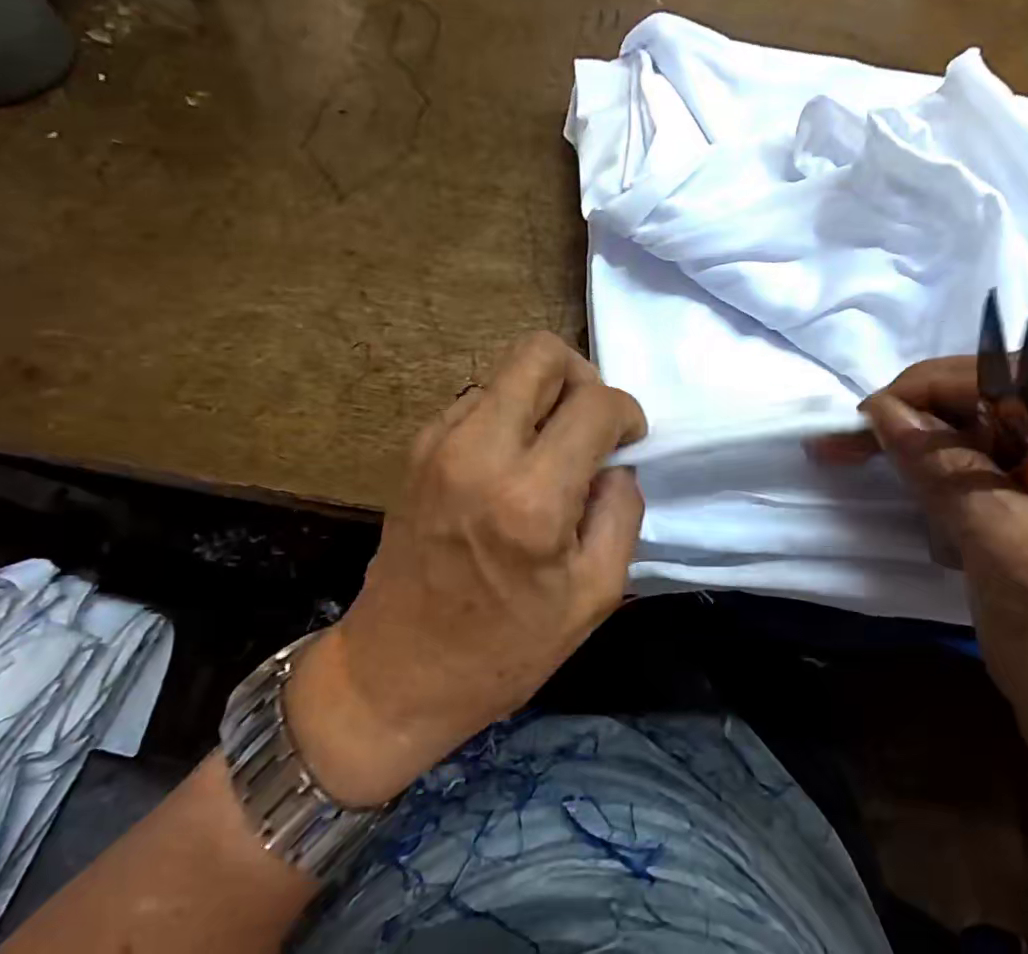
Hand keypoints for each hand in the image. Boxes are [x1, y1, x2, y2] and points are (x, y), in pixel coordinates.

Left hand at [284, 333, 647, 804]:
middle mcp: (478, 453)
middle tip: (592, 426)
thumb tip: (615, 464)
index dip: (628, 414)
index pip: (597, 404)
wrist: (397, 674)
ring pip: (508, 371)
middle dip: (582, 377)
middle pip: (540, 353)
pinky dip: (510, 415)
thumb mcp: (596, 593)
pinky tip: (515, 464)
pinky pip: (479, 400)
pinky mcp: (416, 450)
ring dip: (544, 396)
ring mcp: (438, 445)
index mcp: (531, 498)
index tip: (630, 442)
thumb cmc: (507, 649)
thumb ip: (621, 511)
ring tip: (554, 450)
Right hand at [823, 358, 1027, 854]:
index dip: (944, 386)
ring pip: (1010, 436)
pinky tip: (955, 531)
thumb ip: (955, 480)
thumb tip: (885, 411)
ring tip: (921, 514)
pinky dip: (968, 488)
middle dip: (936, 426)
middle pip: (1022, 406)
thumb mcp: (1019, 570)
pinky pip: (1018, 469)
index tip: (870, 414)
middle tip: (856, 446)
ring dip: (948, 463)